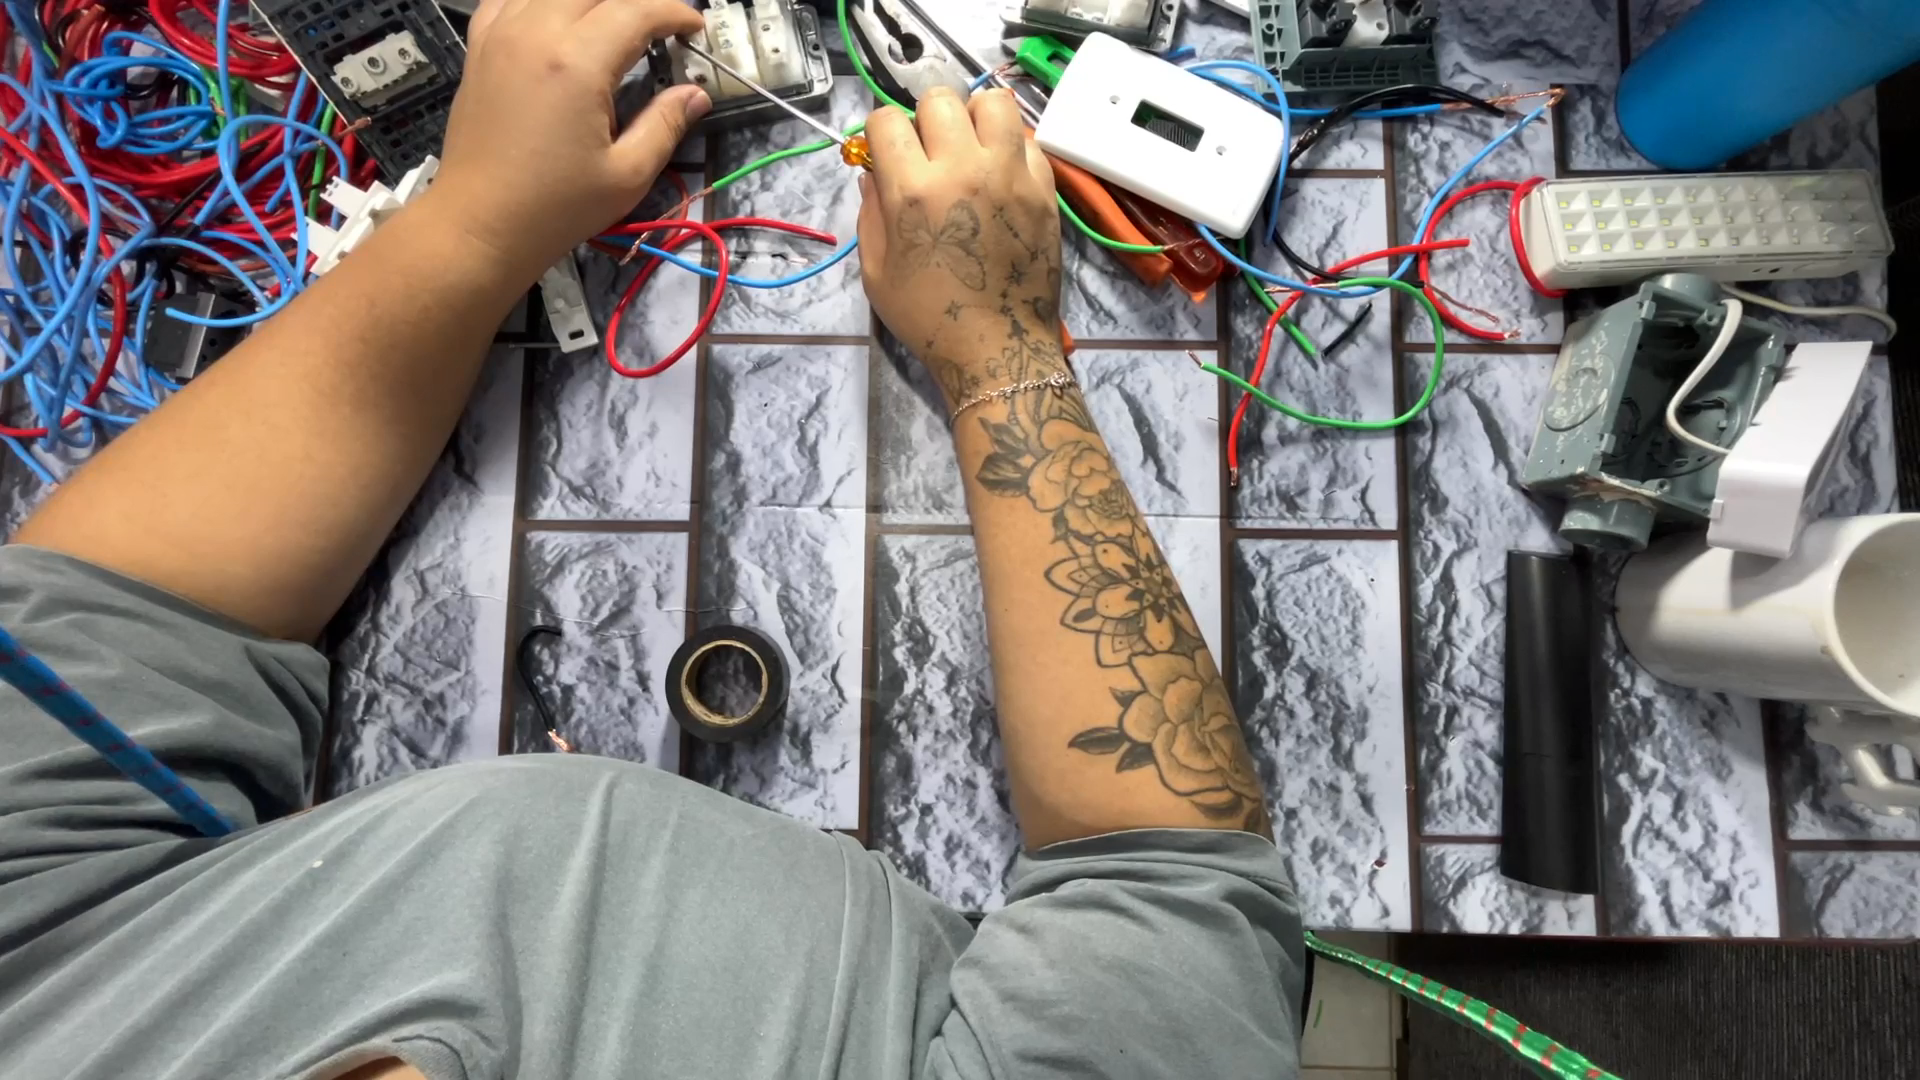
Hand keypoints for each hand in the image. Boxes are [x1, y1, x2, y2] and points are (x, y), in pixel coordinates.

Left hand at [418, 0, 709, 282]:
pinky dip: (546, 1)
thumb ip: (664, 125)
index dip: (671, 12)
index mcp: (576, 63)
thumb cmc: (561, 206)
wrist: (486, 219)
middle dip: (635, 2)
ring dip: (592, 0)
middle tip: (663, 26)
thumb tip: (697, 95)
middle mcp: (535, 31)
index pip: (633, 12)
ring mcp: (502, 31)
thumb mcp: (628, 175)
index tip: (696, 27)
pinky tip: (563, 20)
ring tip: (618, 22)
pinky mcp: (482, 43)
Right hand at [857, 88, 1063, 404]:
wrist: (997, 349)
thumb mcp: (877, 277)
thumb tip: (873, 176)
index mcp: (912, 191)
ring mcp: (1009, 176)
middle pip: (939, 99)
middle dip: (926, 122)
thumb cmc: (930, 320)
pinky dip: (1010, 149)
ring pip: (992, 102)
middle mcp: (962, 170)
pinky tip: (1001, 178)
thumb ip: (870, 217)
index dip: (881, 137)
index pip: (887, 120)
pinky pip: (1027, 140)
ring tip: (972, 152)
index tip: (889, 159)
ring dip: (974, 120)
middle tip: (931, 156)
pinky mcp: (1043, 191)